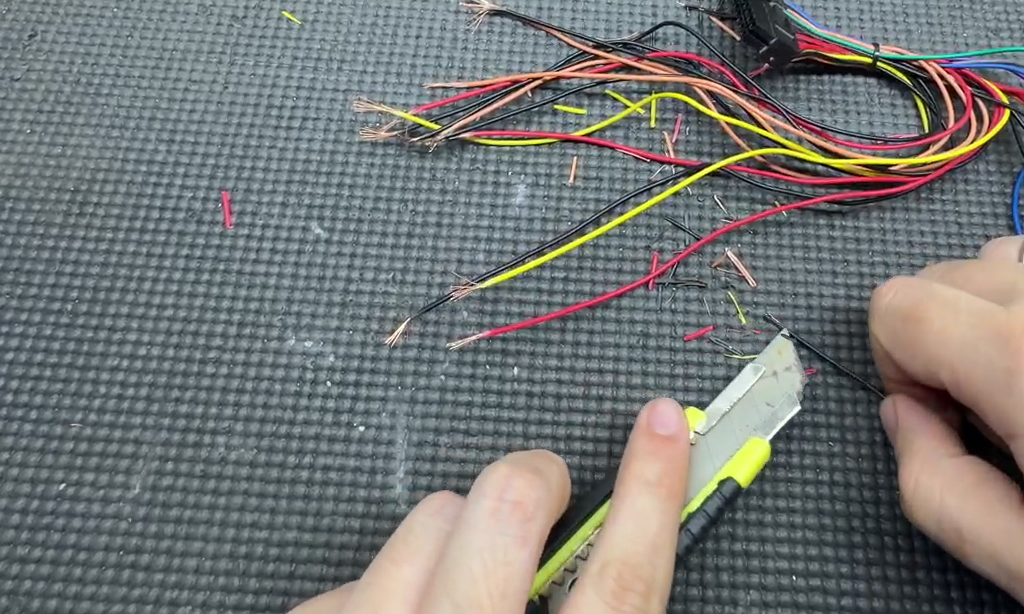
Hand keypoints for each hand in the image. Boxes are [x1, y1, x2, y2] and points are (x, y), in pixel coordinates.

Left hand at [293, 397, 691, 613]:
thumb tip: (620, 562)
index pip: (620, 586)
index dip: (652, 492)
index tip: (663, 427)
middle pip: (508, 508)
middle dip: (537, 482)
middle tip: (545, 496)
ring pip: (431, 518)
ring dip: (455, 541)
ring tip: (456, 597)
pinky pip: (361, 571)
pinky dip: (388, 591)